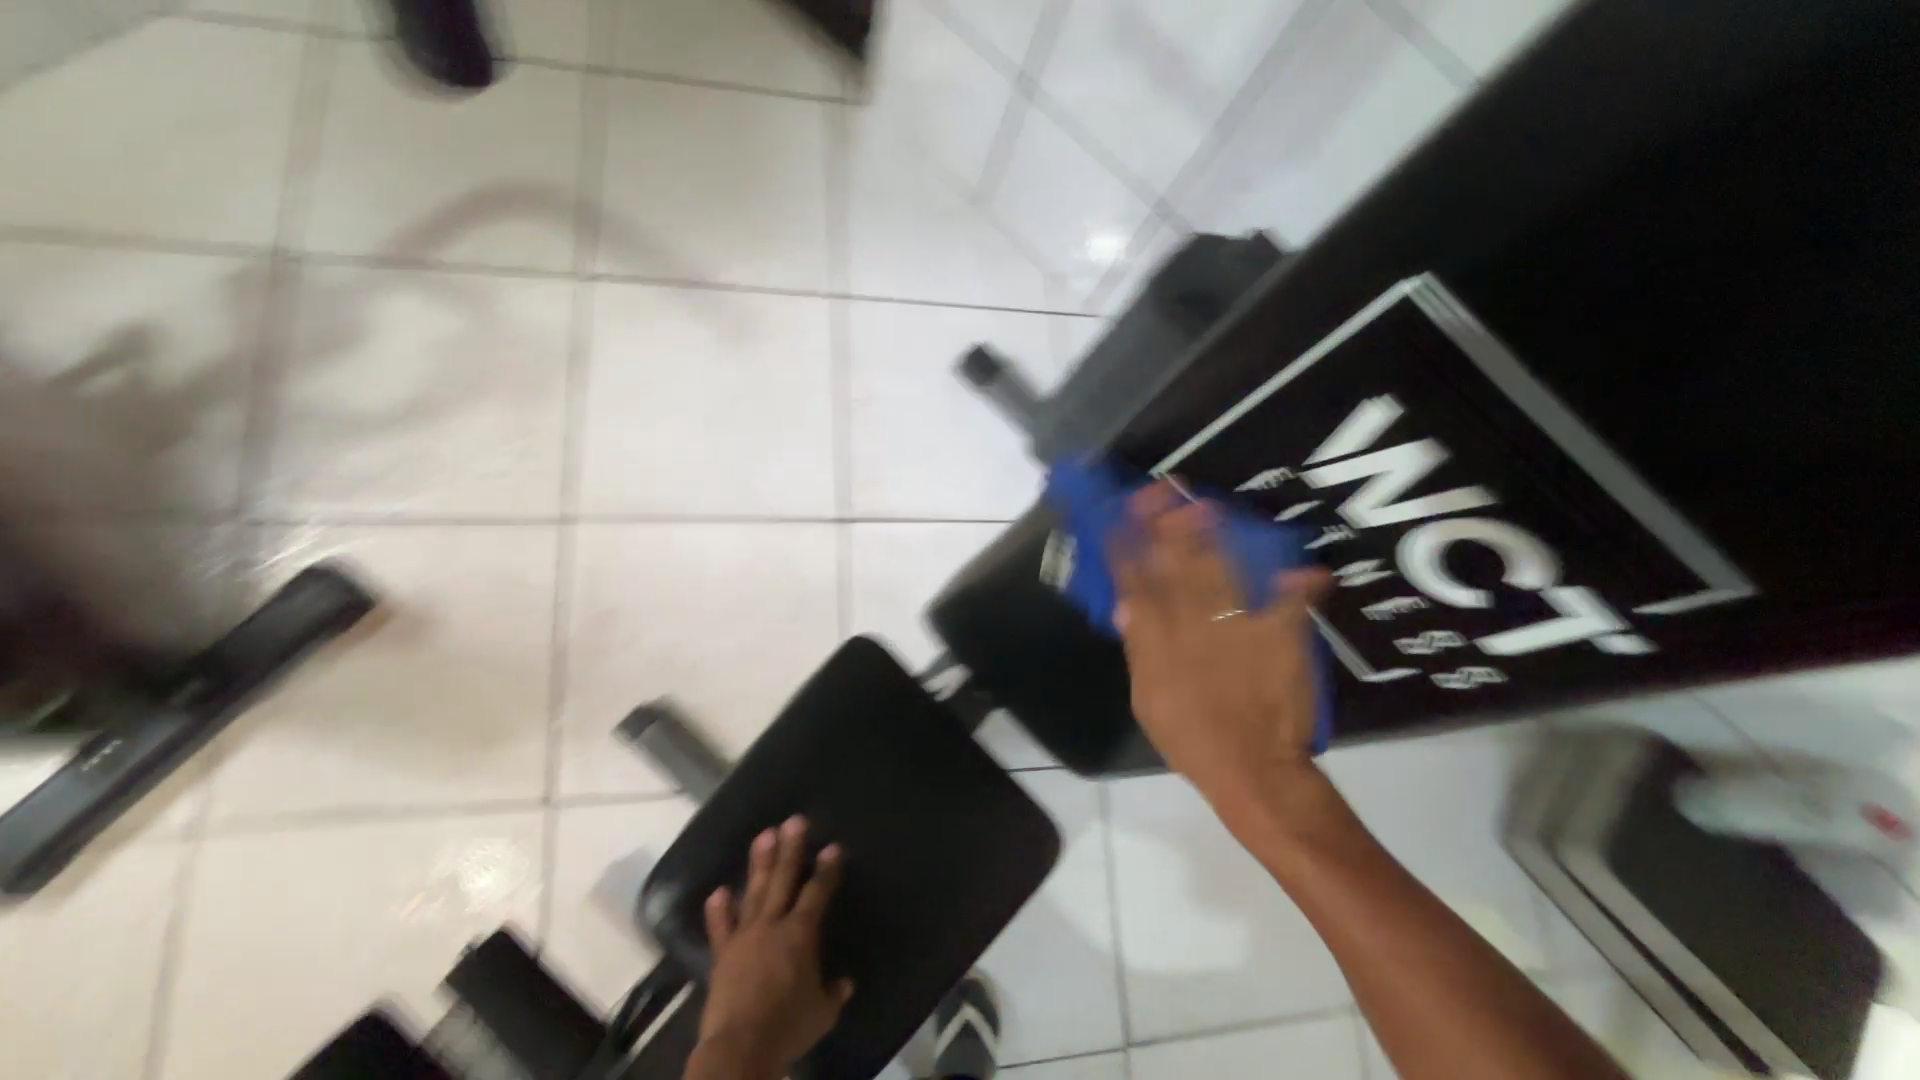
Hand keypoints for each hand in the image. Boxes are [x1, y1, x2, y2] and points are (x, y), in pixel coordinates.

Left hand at [695, 816, 852, 1079]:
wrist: (740, 1046)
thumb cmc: (788, 1026)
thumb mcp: (822, 1012)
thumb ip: (833, 993)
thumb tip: (844, 983)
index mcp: (801, 935)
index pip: (817, 893)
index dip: (826, 870)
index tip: (833, 847)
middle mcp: (772, 926)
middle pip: (783, 880)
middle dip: (791, 849)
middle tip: (794, 821)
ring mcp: (744, 937)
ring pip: (754, 892)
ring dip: (760, 864)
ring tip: (764, 835)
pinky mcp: (722, 954)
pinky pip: (720, 928)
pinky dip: (719, 910)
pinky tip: (718, 891)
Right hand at [1109, 482, 1330, 823]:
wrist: (1251, 770)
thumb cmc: (1191, 740)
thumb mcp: (1148, 700)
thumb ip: (1141, 652)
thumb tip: (1128, 610)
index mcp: (1157, 642)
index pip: (1135, 584)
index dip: (1127, 546)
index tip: (1122, 516)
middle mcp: (1192, 627)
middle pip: (1176, 566)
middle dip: (1167, 526)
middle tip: (1164, 493)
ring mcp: (1236, 629)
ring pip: (1221, 572)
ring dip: (1212, 537)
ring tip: (1207, 507)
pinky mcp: (1279, 638)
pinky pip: (1289, 603)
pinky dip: (1299, 585)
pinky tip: (1305, 570)